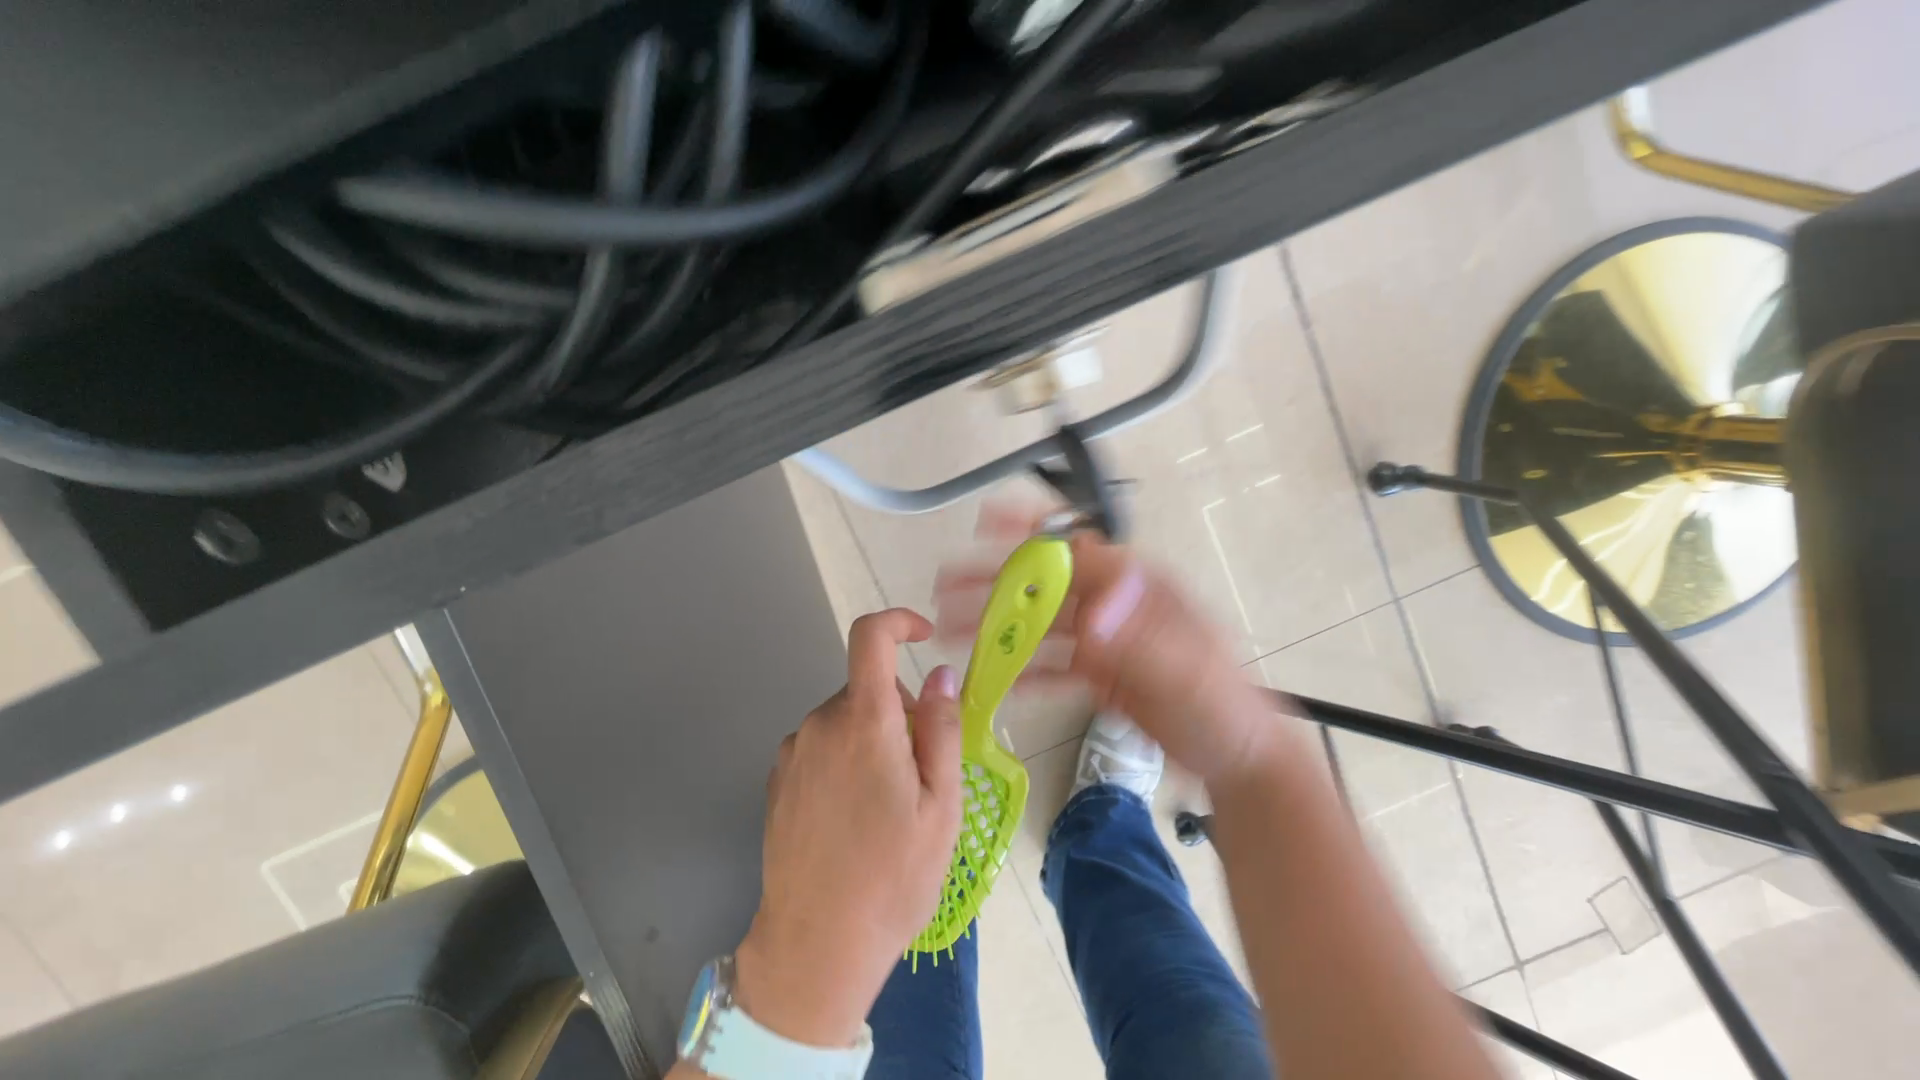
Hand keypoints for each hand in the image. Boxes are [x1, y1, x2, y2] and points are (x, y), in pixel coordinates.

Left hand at [734, 609, 962, 1047]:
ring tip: (888, 810)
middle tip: (923, 776)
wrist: (816, 945)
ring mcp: (791, 754)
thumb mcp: (941, 806)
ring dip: (873, 742)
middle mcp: (818, 725)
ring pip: (845, 722)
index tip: (925, 638)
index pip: (870, 637)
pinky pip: (821, 749)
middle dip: (901, 713)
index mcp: (863, 722)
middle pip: (866, 689)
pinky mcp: (777, 783)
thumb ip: (942, 730)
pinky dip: (845, 763)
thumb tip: (940, 675)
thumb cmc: (893, 877)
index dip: (899, 622)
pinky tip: (854, 821)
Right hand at [933, 502, 1290, 788]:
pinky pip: (1051, 669)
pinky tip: (992, 678)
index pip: (1079, 551)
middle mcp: (1116, 608)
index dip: (1033, 534)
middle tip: (946, 585)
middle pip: (1047, 586)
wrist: (1239, 757)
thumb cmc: (1224, 705)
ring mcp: (1105, 644)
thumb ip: (1141, 639)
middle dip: (997, 582)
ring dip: (998, 626)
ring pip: (1041, 627)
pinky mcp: (1100, 678)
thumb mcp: (1188, 669)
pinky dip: (1022, 672)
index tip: (988, 523)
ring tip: (950, 629)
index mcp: (1140, 589)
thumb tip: (1090, 616)